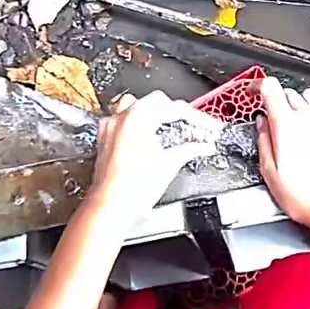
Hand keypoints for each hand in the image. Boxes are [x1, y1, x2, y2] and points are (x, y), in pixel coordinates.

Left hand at [84, 91, 214, 221]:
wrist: (111, 206)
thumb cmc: (133, 187)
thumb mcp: (169, 164)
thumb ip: (188, 150)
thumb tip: (202, 146)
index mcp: (138, 116)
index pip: (173, 108)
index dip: (195, 116)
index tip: (205, 125)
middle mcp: (120, 118)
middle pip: (153, 102)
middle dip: (174, 112)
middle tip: (190, 124)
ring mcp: (110, 129)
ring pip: (134, 107)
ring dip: (152, 114)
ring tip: (167, 126)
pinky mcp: (104, 141)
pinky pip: (121, 123)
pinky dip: (136, 126)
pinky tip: (145, 138)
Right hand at [256, 77, 309, 232]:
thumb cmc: (308, 198)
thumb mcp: (271, 173)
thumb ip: (263, 141)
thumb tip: (260, 124)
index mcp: (287, 124)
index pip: (270, 87)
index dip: (257, 85)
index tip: (251, 91)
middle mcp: (309, 118)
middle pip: (288, 92)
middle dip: (275, 100)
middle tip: (268, 117)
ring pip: (308, 98)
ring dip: (296, 104)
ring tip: (290, 123)